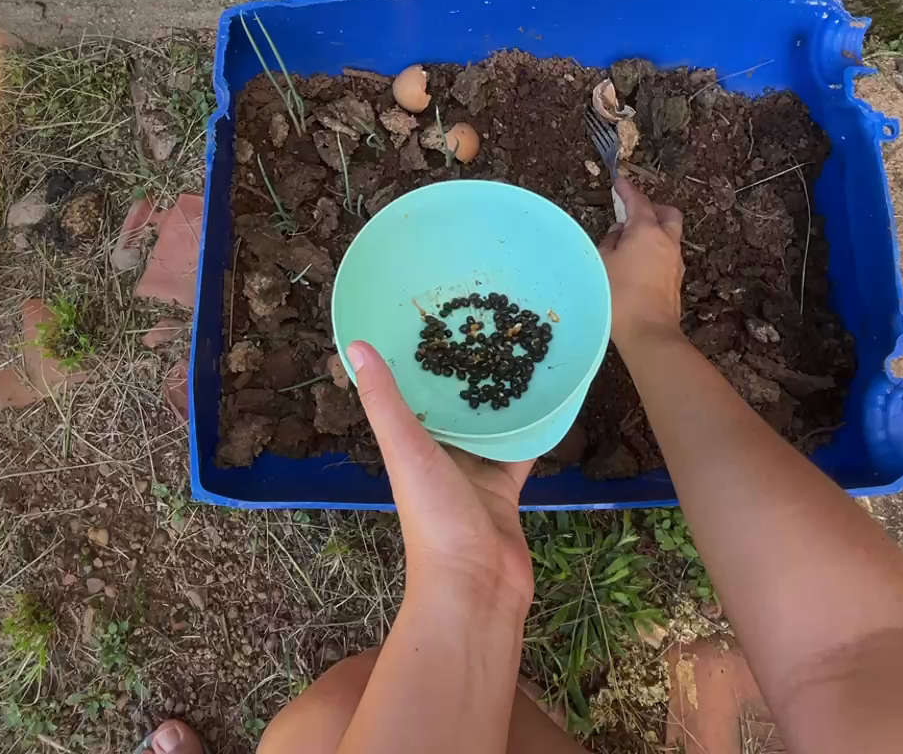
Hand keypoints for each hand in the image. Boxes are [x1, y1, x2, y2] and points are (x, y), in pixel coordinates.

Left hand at [345, 341, 534, 610]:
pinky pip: (521, 449)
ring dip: (499, 394)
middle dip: (466, 370)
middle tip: (487, 324)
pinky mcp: (507, 487)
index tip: (434, 316)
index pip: (412, 390)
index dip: (420, 356)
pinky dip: (531, 428)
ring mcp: (474, 471)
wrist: (477, 586)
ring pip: (488, 423)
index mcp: (410, 442)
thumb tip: (356, 344)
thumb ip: (384, 400)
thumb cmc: (434, 515)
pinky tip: (547, 396)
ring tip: (517, 349)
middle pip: (453, 403)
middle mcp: (440, 453)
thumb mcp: (405, 448)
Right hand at [597, 176, 684, 345]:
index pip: (638, 202)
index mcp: (646, 232)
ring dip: (653, 230)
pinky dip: (654, 249)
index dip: (627, 190)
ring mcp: (674, 262)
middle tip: (631, 211)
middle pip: (667, 213)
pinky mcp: (674, 279)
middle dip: (651, 207)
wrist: (648, 331)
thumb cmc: (618, 294)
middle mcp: (666, 242)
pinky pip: (666, 253)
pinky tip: (636, 260)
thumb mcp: (601, 262)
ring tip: (629, 239)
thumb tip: (617, 233)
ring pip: (669, 234)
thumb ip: (608, 241)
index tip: (619, 181)